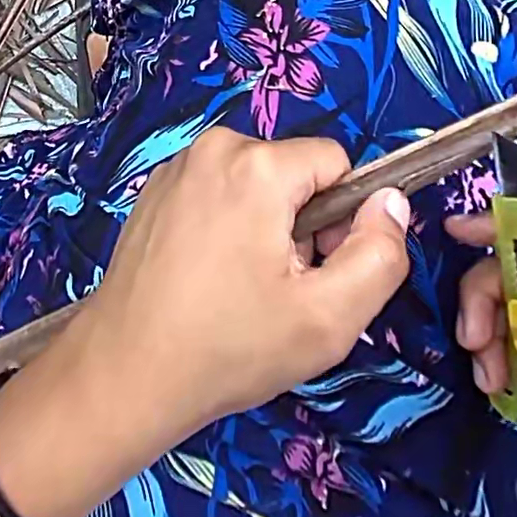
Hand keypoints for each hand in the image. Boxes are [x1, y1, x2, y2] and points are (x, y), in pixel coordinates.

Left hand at [65, 128, 412, 443]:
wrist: (126, 369)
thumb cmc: (230, 345)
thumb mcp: (329, 316)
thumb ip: (380, 254)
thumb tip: (389, 201)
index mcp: (256, 165)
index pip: (334, 163)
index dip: (342, 216)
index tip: (316, 265)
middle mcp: (213, 147)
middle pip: (292, 171)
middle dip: (300, 220)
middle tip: (277, 283)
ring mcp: (177, 165)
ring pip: (255, 180)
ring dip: (263, 222)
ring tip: (240, 281)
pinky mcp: (155, 187)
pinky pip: (217, 188)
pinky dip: (225, 219)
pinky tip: (207, 271)